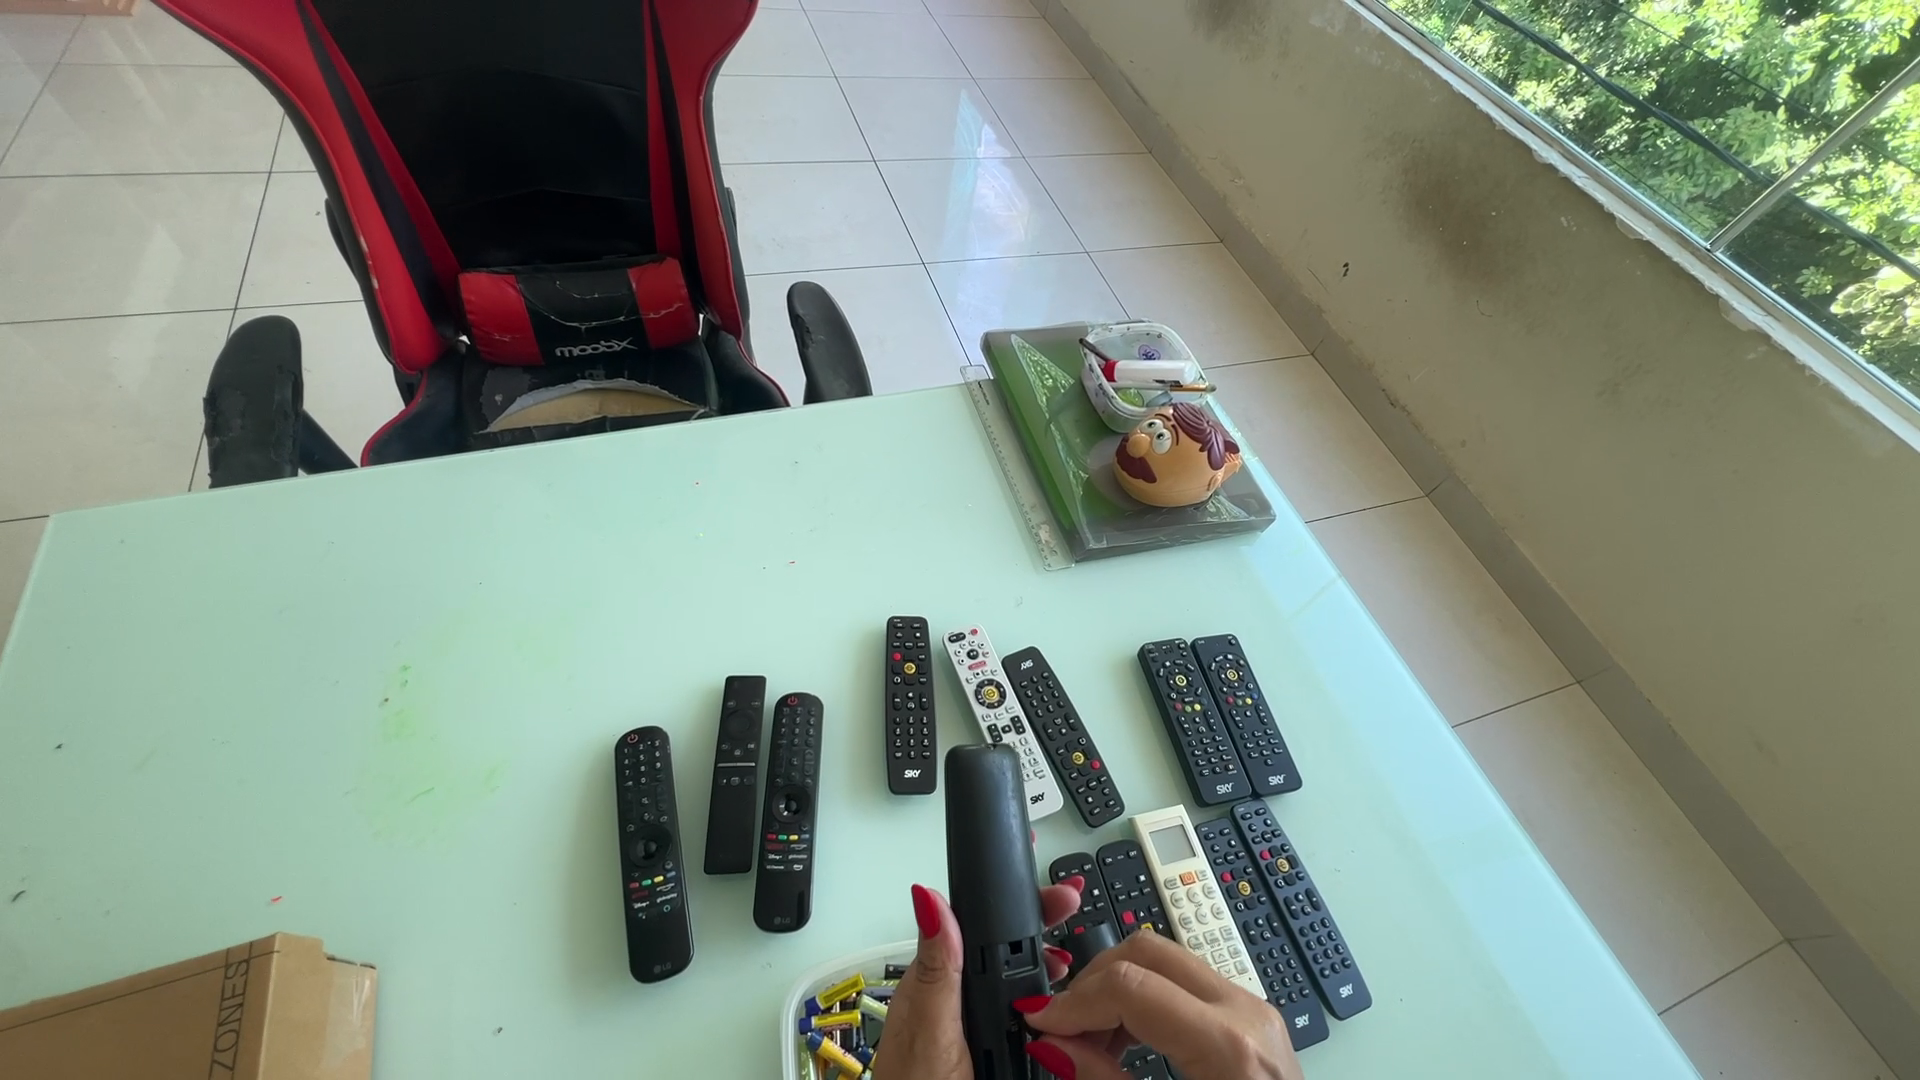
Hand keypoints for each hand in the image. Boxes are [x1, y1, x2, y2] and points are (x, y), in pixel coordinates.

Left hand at [869, 880, 1084, 1079]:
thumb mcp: (930, 1032)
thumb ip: (936, 969)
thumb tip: (926, 897)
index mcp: (937, 982)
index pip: (979, 923)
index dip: (1016, 901)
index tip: (1053, 890)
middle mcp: (958, 999)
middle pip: (1005, 946)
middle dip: (1042, 926)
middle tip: (1071, 907)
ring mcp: (979, 1026)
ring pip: (1022, 982)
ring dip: (1050, 964)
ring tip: (1072, 958)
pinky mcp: (999, 1050)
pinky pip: (1030, 1017)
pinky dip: (1053, 1006)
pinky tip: (1068, 1006)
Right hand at [1016, 931, 1305, 1079]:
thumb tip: (1055, 1044)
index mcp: (1229, 1047)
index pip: (1129, 986)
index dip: (1074, 1002)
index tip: (1039, 1023)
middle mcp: (1245, 1010)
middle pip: (1144, 950)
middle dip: (1091, 981)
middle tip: (1062, 1028)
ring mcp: (1252, 1007)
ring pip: (1162, 957)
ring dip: (1114, 985)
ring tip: (1089, 1039)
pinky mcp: (1249, 1014)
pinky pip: (1182, 980)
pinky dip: (1142, 995)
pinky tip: (1124, 1037)